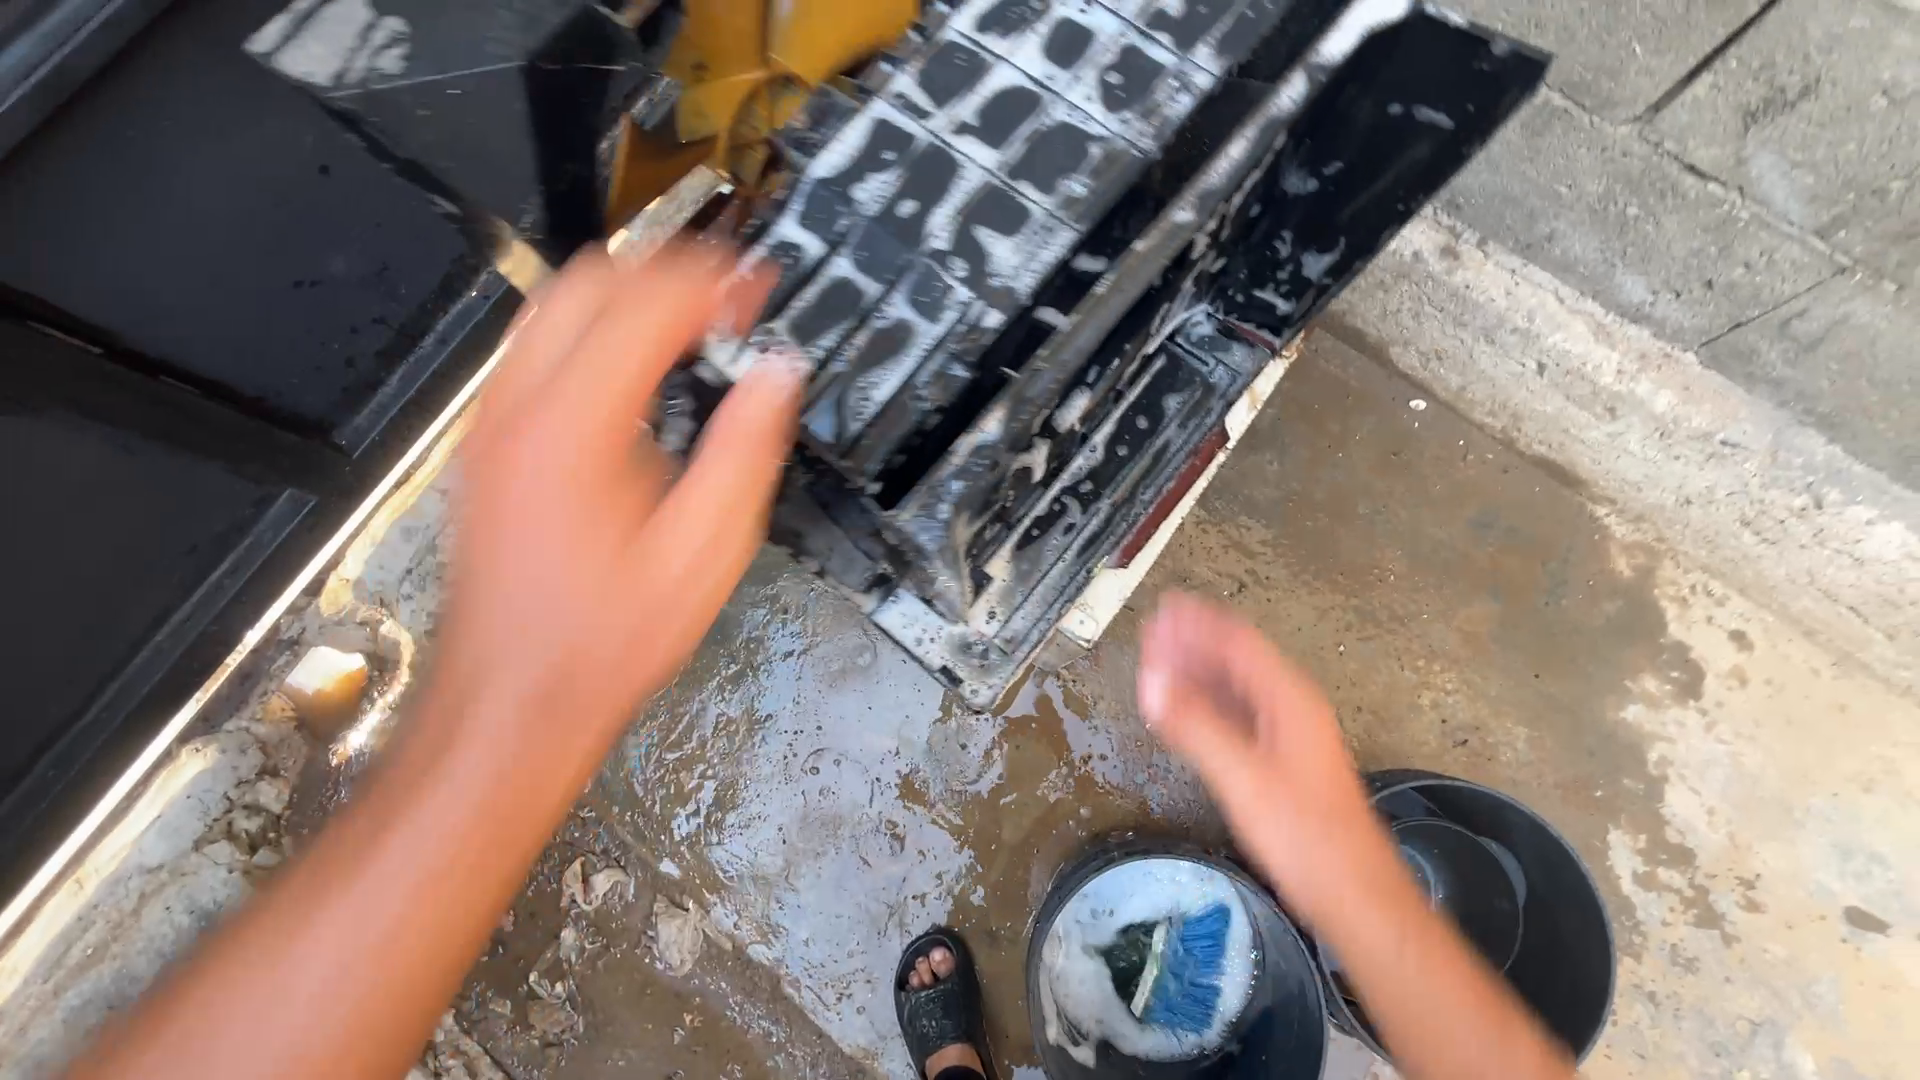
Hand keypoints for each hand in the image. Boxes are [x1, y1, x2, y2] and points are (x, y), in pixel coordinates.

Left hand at [437, 245, 805, 743]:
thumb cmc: (607, 638)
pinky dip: (597, 331)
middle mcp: (518, 407)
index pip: (647, 303)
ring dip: (631, 294)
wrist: (516, 696)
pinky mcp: (490, 443)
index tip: (757, 289)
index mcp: (574, 426)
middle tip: (730, 303)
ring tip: (694, 325)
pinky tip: (639, 372)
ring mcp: (493, 422)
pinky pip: (539, 348)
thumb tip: (776, 376)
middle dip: (671, 272)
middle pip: (592, 280)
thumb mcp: (705, 551)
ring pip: (557, 304)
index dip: (714, 282)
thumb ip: (746, 448)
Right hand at [1136, 592, 1398, 923]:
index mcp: (1289, 700)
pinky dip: (1203, 705)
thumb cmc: (1306, 835)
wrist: (1352, 893)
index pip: (1238, 644)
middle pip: (1235, 661)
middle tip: (1153, 629)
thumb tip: (1152, 683)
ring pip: (1233, 689)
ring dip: (1196, 672)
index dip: (1200, 623)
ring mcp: (1284, 735)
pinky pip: (1233, 717)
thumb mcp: (1244, 777)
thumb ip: (1195, 727)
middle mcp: (1289, 708)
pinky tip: (1180, 709)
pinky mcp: (1276, 761)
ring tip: (1157, 660)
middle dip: (1192, 643)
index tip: (1165, 608)